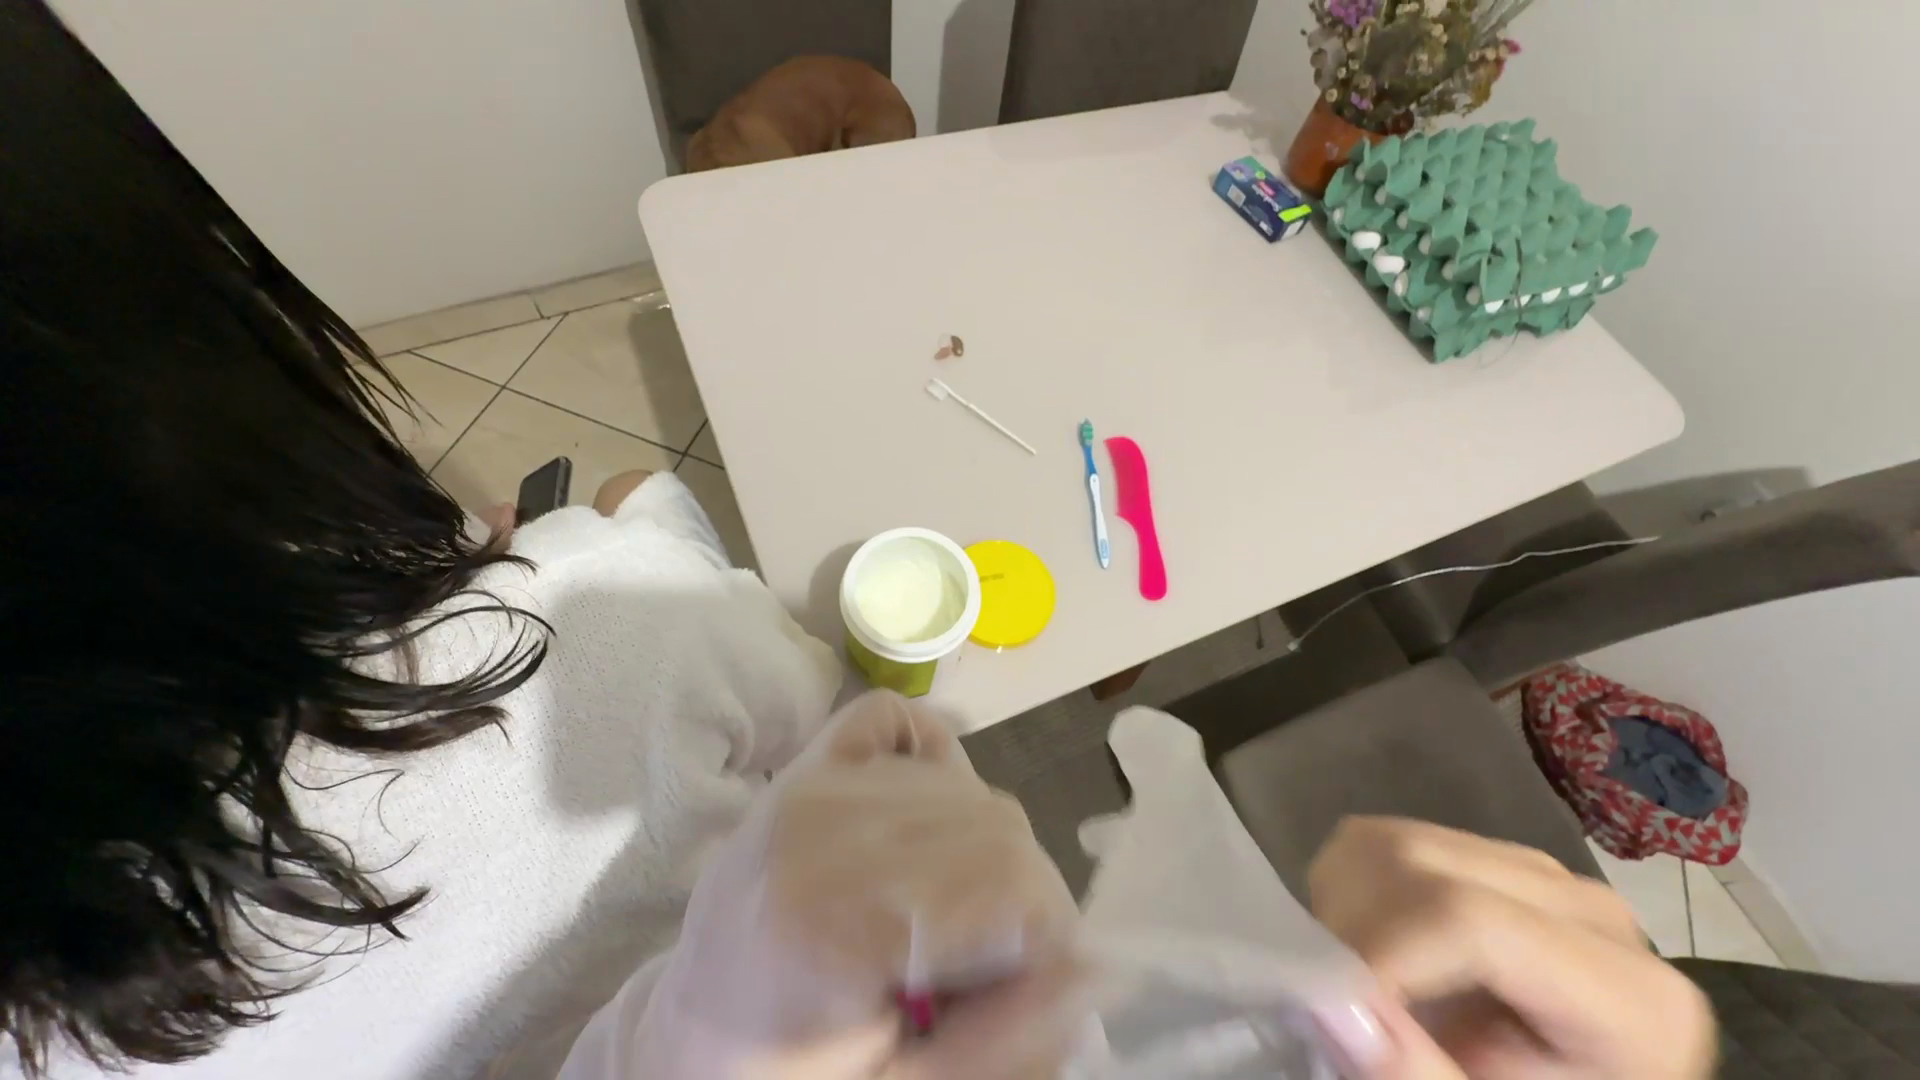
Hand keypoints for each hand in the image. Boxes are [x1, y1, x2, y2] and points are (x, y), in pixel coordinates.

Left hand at [630, 691, 1084, 1078]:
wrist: (691, 1037)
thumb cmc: (793, 1071)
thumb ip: (1010, 1035)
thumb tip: (1096, 967)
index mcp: (836, 924)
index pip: (1012, 884)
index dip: (1048, 942)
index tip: (1024, 990)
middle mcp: (821, 829)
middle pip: (996, 827)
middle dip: (1018, 898)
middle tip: (975, 959)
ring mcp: (807, 786)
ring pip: (965, 786)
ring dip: (981, 847)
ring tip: (938, 907)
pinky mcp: (802, 768)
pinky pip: (894, 720)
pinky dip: (929, 753)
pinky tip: (920, 813)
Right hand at [1310, 818, 1716, 1079]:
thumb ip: (1416, 1076)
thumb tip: (1329, 1004)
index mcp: (1633, 997)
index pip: (1471, 923)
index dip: (1380, 952)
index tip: (1330, 1008)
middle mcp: (1590, 910)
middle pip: (1422, 869)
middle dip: (1352, 929)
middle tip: (1337, 1005)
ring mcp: (1538, 872)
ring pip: (1394, 844)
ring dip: (1345, 906)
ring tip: (1358, 983)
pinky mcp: (1485, 854)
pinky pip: (1384, 840)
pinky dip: (1351, 889)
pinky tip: (1374, 949)